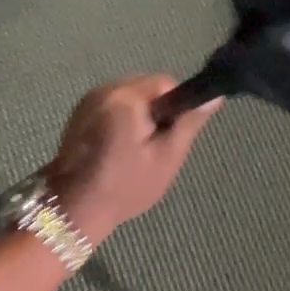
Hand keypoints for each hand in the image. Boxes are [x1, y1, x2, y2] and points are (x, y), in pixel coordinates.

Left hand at [43, 76, 221, 242]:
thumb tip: (214, 95)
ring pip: (128, 97)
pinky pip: (111, 105)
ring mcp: (88, 100)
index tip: (173, 134)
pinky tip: (117, 148)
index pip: (165, 83)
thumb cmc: (126, 185)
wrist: (75, 207)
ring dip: (138, 116)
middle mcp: (105, 89)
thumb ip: (188, 122)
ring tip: (135, 151)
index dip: (176, 106)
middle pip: (145, 88)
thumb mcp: (166, 157)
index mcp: (126, 97)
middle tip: (155, 146)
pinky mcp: (78, 112)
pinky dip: (120, 120)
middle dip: (156, 111)